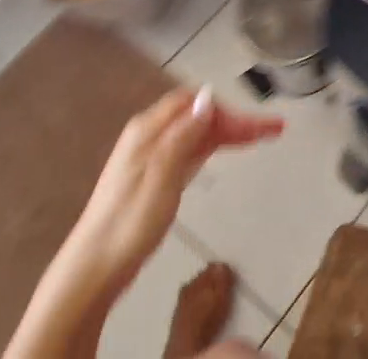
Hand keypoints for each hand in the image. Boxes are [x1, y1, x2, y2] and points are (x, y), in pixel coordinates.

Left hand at [59, 85, 284, 289]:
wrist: (94, 268)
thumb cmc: (129, 222)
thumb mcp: (161, 175)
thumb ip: (183, 135)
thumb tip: (208, 98)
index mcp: (148, 130)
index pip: (193, 101)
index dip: (226, 108)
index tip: (254, 128)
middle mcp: (150, 137)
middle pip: (198, 115)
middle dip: (235, 119)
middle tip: (273, 131)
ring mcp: (152, 157)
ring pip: (197, 133)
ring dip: (229, 132)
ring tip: (262, 137)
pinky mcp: (155, 178)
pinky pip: (191, 150)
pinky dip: (213, 146)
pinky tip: (227, 150)